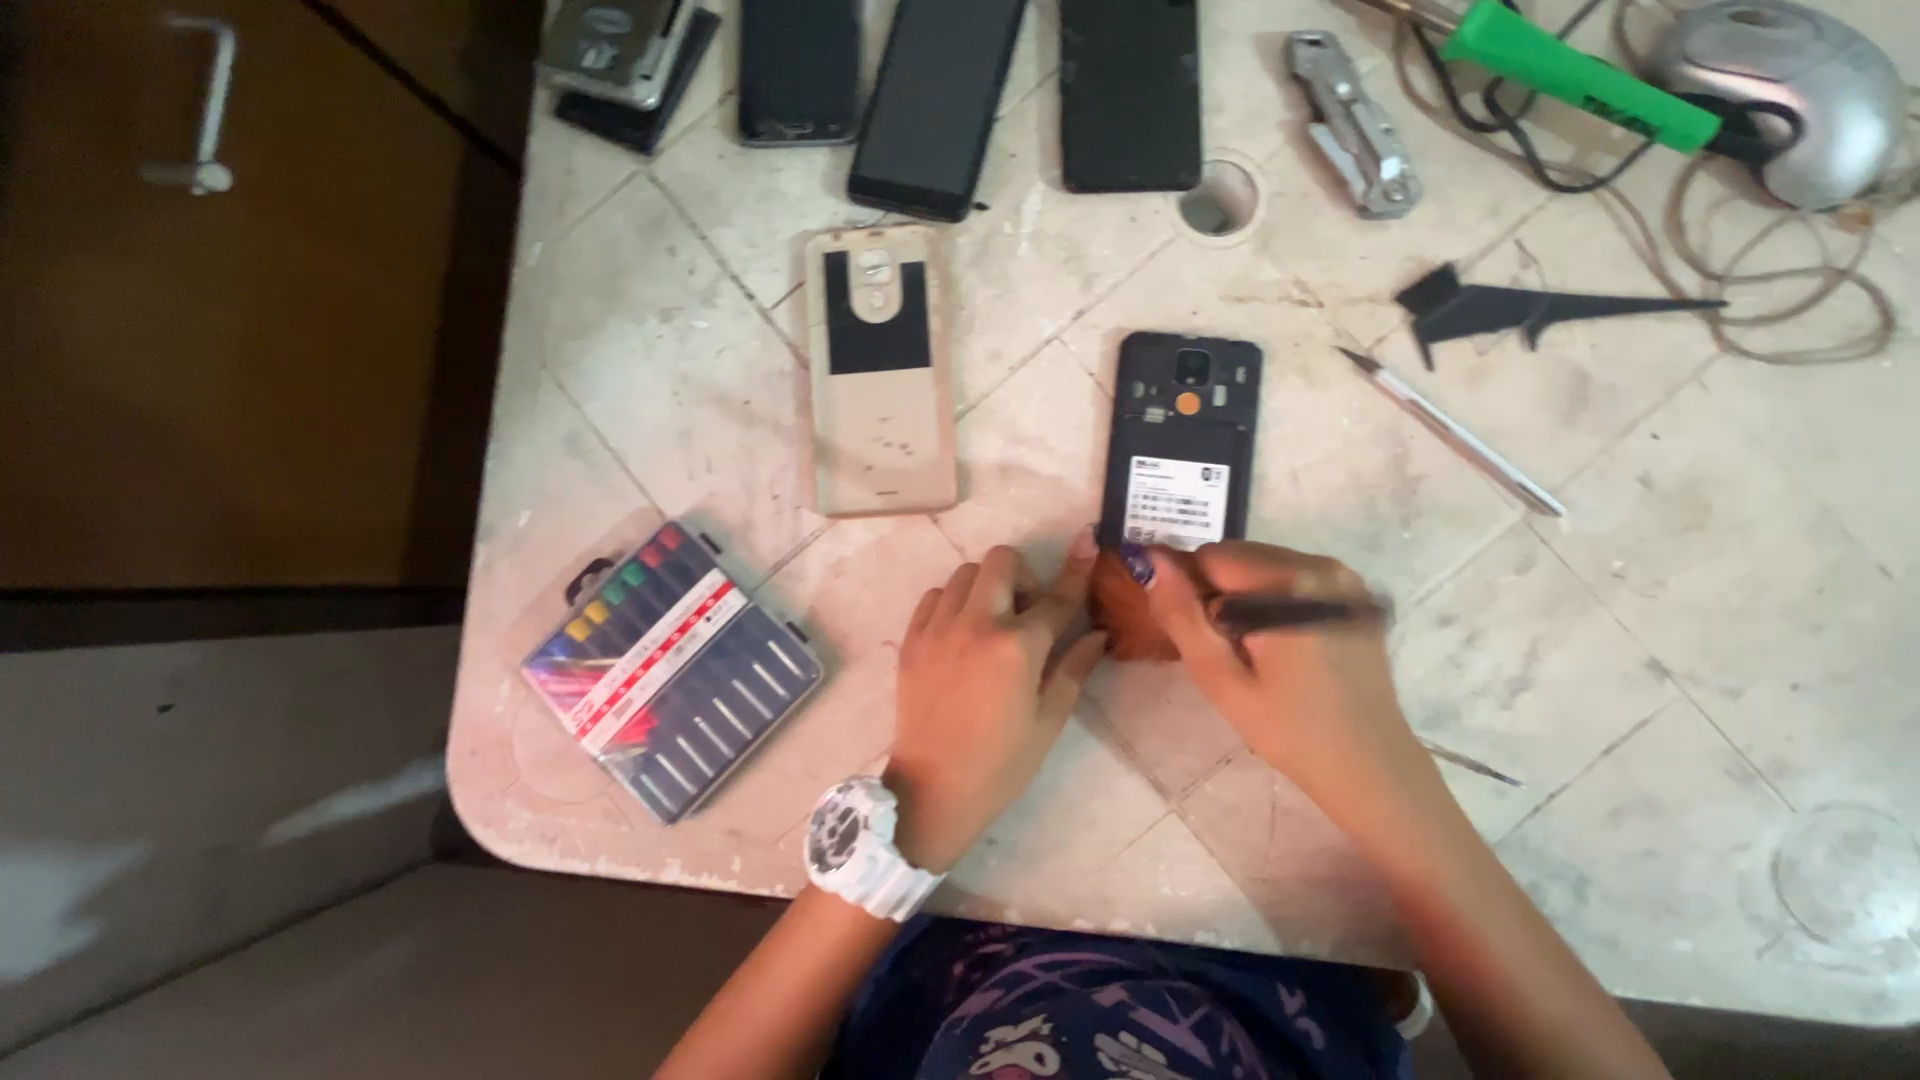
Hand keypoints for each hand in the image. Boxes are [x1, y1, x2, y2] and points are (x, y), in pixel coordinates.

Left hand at [883, 534, 1105, 873]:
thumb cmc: (1002, 762)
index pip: (1056, 596)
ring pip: (965, 573)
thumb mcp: (1049, 719)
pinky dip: (953, 601)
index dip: (1077, 568)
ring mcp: (938, 628)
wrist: (934, 789)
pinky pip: (934, 596)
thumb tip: (1099, 634)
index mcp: (1018, 647)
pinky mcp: (911, 639)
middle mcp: (976, 625)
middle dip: (1022, 574)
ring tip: (993, 623)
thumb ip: (1074, 667)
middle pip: (1001, 561)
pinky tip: (962, 632)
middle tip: (1027, 611)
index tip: (1087, 541)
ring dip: (987, 586)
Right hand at [1143, 542, 1428, 814]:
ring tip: (1255, 651)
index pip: (1209, 556)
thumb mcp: (1221, 680)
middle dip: (1218, 593)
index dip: (1191, 593)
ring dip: (1244, 596)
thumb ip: (1182, 615)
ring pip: (1261, 563)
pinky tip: (1282, 644)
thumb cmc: (1289, 730)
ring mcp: (1343, 577)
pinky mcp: (1353, 592)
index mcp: (1288, 584)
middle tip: (1229, 651)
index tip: (1200, 637)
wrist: (1370, 765)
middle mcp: (1320, 565)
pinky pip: (1290, 576)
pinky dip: (1272, 599)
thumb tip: (1153, 560)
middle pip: (1237, 555)